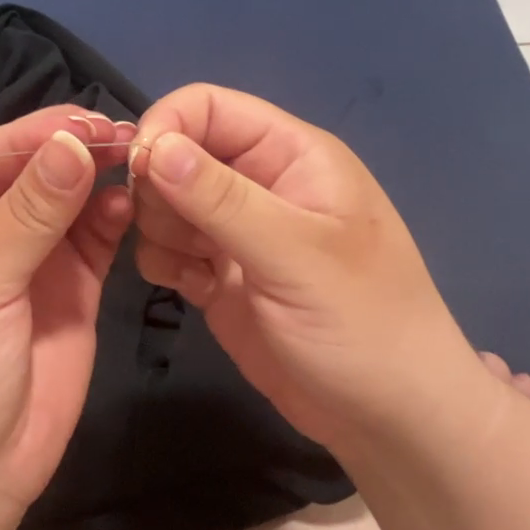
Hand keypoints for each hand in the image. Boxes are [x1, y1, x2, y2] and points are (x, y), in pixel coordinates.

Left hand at [0, 106, 135, 529]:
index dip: (41, 132)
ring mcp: (30, 257)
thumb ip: (28, 212)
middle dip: (77, 150)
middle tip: (131, 136)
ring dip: (101, 178)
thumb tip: (74, 143)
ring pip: (70, 199)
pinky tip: (133, 204)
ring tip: (140, 163)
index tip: (93, 120)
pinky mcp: (69, 289)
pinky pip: (95, 239)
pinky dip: (114, 218)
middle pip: (36, 169)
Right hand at [129, 84, 492, 452]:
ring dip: (160, 229)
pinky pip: (166, 246)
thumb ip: (221, 198)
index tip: (138, 168)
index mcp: (291, 154)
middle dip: (159, 186)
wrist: (391, 423)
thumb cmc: (363, 325)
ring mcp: (236, 230)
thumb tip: (153, 145)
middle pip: (177, 152)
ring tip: (193, 269)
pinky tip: (194, 290)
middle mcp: (258, 182)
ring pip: (163, 200)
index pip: (208, 106)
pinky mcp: (217, 273)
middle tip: (178, 233)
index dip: (168, 126)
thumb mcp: (295, 255)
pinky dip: (164, 263)